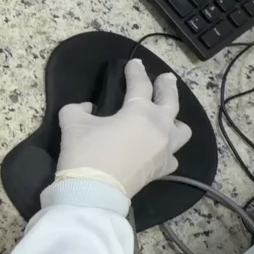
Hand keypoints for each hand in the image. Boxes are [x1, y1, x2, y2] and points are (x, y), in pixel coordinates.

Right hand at [55, 58, 192, 196]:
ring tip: (168, 118)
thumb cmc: (85, 153)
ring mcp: (165, 149)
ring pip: (181, 129)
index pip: (139, 85)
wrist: (93, 191)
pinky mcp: (161, 169)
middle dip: (167, 87)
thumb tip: (86, 108)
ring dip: (175, 120)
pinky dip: (167, 151)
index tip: (134, 62)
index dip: (135, 72)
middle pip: (170, 101)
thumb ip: (77, 109)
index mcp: (139, 112)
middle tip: (166, 78)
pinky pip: (172, 157)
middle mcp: (159, 126)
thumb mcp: (71, 125)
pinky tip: (159, 151)